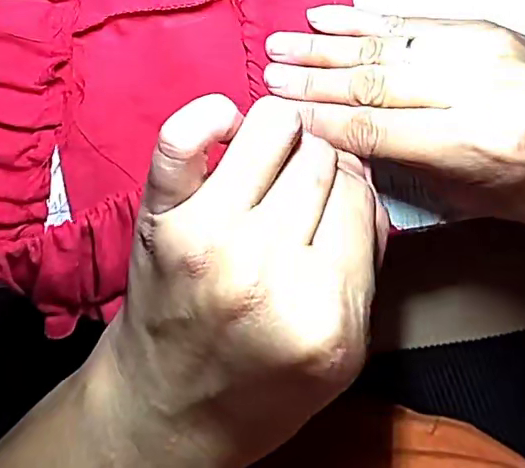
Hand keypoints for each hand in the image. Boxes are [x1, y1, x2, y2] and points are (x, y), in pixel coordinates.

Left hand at [87, 94, 388, 467]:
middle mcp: (263, 267)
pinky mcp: (159, 213)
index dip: (352, 184)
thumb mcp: (340, 349)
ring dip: (279, 133)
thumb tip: (363, 177)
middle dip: (319, 160)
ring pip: (270, 129)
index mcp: (323, 313)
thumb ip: (365, 261)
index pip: (359, 195)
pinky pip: (184, 135)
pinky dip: (208, 115)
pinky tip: (226, 128)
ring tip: (270, 155)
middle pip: (318, 159)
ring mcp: (206, 233)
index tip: (336, 186)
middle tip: (300, 177)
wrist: (168, 409)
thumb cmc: (256, 383)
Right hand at [258, 5, 524, 237]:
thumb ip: (407, 162)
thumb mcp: (480, 199)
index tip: (280, 118)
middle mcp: (480, 87)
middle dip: (313, 81)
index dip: (323, 123)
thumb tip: (338, 133)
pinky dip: (361, 19)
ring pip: (383, 46)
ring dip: (324, 46)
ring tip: (279, 45)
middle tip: (268, 77)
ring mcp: (482, 47)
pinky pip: (409, 22)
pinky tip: (323, 17)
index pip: (379, 130)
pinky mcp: (483, 25)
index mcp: (484, 143)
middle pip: (374, 82)